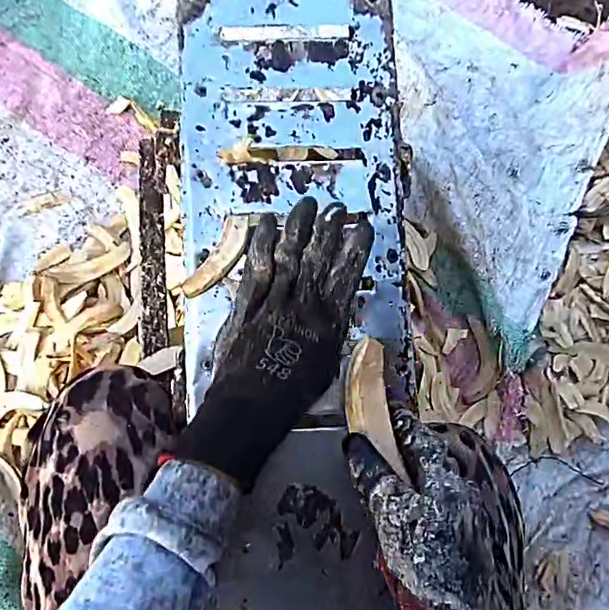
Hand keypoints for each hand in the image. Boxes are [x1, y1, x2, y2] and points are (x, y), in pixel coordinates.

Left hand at [172, 196, 372, 489]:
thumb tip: (339, 306)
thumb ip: (333, 331)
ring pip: (288, 256)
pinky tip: (267, 225)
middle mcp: (302, 306)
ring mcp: (272, 302)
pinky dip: (263, 244)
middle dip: (328, 228)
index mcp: (327, 322)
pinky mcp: (245, 304)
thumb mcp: (326, 364)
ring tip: (306, 204)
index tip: (362, 225)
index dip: (356, 246)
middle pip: (317, 258)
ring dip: (298, 227)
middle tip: (335, 206)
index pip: (347, 274)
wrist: (250, 405)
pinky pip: (256, 268)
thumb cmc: (292, 393)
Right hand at [345, 410, 525, 609]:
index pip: (416, 433)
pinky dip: (435, 497)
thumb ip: (374, 475)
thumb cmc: (426, 563)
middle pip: (433, 453)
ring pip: (443, 476)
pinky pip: (454, 499)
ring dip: (422, 473)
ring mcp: (478, 507)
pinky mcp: (483, 528)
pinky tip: (421, 518)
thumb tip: (355, 443)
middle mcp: (466, 484)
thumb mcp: (389, 515)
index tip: (382, 410)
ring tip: (400, 488)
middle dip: (410, 448)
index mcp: (443, 475)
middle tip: (385, 453)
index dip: (396, 421)